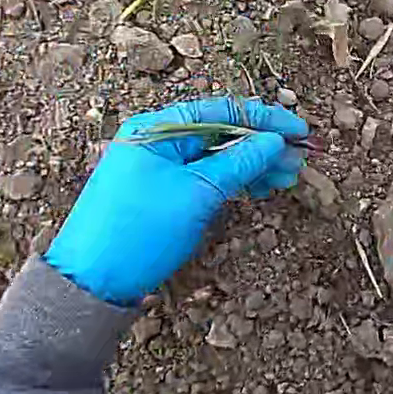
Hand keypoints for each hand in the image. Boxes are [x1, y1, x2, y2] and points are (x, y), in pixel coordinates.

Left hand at [45, 98, 308, 305]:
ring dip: (252, 164)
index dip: (266, 120)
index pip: (223, 111)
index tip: (300, 132)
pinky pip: (205, 173)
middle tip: (298, 161)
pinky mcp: (163, 189)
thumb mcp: (198, 193)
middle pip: (221, 131)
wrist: (93, 282)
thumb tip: (273, 142)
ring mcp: (159, 165)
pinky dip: (233, 179)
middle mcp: (158, 139)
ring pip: (217, 155)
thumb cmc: (141, 232)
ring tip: (285, 178)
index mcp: (158, 128)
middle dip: (263, 145)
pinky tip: (258, 186)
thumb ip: (239, 163)